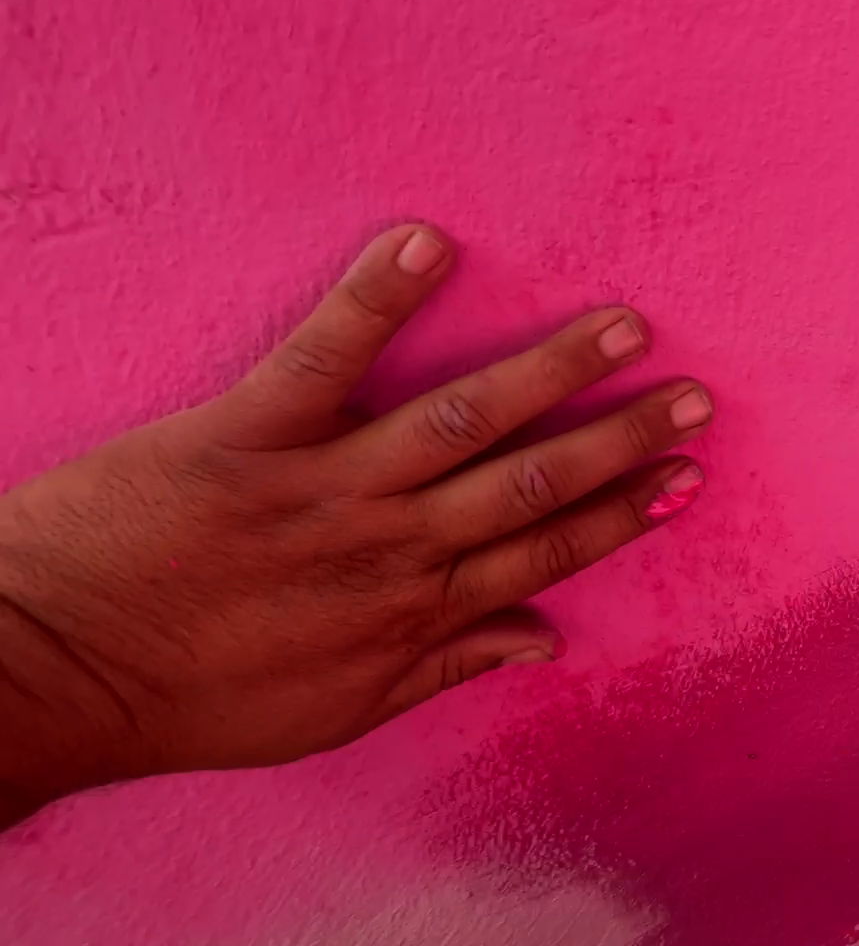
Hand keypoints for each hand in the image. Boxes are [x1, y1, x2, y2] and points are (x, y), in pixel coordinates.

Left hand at [0, 224, 710, 827]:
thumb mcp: (341, 711)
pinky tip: (432, 244)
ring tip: (624, 328)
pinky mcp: (244, 434)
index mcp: (422, 605)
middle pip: (537, 480)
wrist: (21, 683)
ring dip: (552, 371)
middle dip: (625, 436)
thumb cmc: (197, 698)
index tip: (686, 474)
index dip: (629, 510)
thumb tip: (551, 642)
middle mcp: (397, 542)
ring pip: (464, 420)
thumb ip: (455, 666)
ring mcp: (326, 485)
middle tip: (693, 397)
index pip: (555, 547)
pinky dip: (376, 301)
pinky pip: (321, 359)